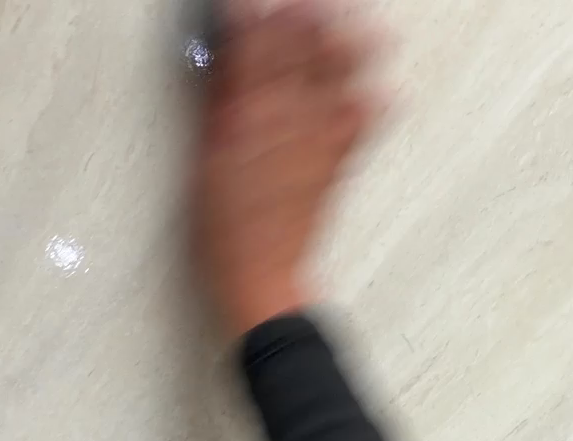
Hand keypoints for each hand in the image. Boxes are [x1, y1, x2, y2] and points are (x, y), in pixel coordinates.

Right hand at [195, 0, 379, 337]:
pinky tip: (368, 85)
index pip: (255, 41)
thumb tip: (225, 61)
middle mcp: (292, 119)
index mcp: (250, 118)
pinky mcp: (339, 160)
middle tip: (291, 2)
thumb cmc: (226, 236)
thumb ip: (217, 106)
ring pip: (344, 65)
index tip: (242, 4)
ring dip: (340, 35)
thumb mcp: (203, 167)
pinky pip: (367, 114)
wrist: (260, 280)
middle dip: (299, 11)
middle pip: (304, 41)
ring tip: (335, 18)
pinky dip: (370, 94)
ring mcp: (322, 138)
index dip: (249, 14)